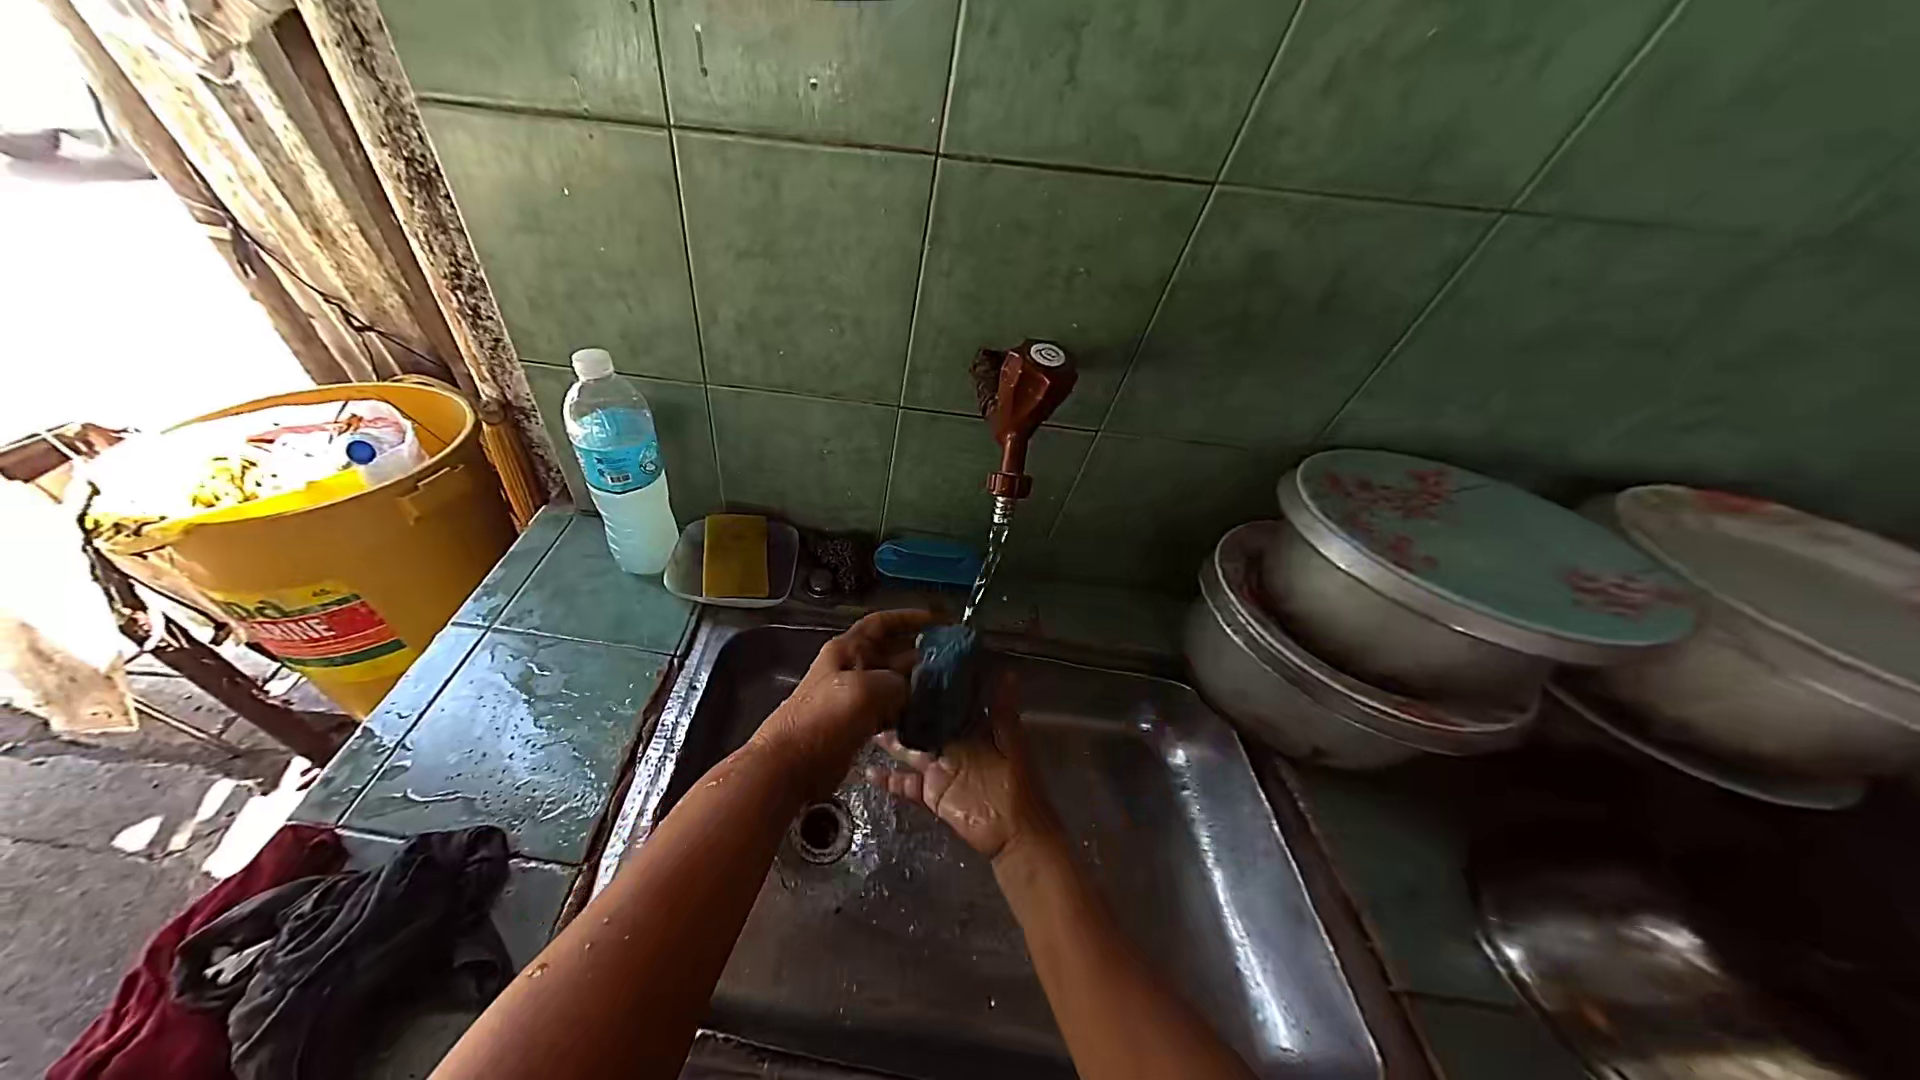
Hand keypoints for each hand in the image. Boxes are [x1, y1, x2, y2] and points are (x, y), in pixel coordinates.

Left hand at [753, 609, 932, 797]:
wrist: (790, 765)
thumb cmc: (823, 720)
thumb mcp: (865, 690)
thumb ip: (897, 683)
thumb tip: (916, 689)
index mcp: (847, 650)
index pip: (881, 623)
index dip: (908, 617)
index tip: (938, 620)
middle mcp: (852, 668)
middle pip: (892, 653)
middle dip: (921, 654)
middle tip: (956, 660)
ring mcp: (855, 697)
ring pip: (894, 683)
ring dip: (918, 685)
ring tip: (950, 687)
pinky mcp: (859, 723)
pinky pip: (890, 709)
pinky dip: (909, 710)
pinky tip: (930, 714)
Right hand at [869, 672, 1058, 860]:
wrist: (1014, 832)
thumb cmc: (1016, 784)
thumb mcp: (1011, 742)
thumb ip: (1003, 709)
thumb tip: (1007, 671)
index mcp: (973, 729)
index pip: (949, 704)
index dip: (933, 689)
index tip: (910, 670)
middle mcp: (953, 744)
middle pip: (925, 725)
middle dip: (905, 712)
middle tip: (877, 694)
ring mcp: (940, 768)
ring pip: (911, 749)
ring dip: (891, 740)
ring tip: (866, 724)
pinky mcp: (930, 792)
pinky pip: (906, 784)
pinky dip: (888, 779)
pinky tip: (869, 771)